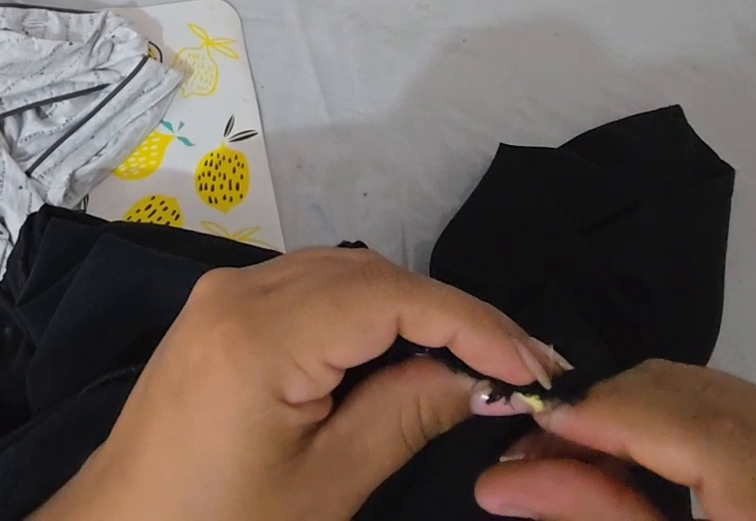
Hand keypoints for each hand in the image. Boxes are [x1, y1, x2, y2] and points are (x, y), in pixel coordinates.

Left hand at [32, 246, 564, 520]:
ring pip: (338, 271)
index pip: (387, 296)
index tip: (536, 365)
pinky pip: (306, 284)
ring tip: (468, 355)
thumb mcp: (326, 485)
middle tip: (513, 364)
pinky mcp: (220, 302)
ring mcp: (225, 288)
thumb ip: (403, 414)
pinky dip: (360, 307)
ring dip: (405, 304)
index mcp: (261, 331)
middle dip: (444, 311)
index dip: (469, 322)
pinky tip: (394, 343)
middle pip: (364, 273)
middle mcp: (240, 287)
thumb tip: (480, 379)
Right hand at [475, 360, 755, 519]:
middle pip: (705, 394)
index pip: (694, 424)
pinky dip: (693, 421)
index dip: (602, 409)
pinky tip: (659, 457)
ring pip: (729, 393)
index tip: (531, 415)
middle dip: (613, 404)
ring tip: (593, 449)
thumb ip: (601, 520)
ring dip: (646, 408)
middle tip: (547, 441)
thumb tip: (501, 478)